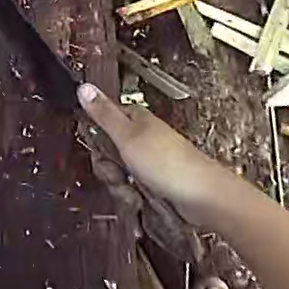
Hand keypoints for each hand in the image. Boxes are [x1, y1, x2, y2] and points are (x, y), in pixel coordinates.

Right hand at [77, 83, 239, 224]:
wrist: (205, 198)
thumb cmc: (168, 163)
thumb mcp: (127, 136)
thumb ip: (102, 113)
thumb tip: (83, 86)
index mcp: (134, 119)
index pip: (100, 122)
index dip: (96, 141)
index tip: (101, 152)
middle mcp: (141, 137)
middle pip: (107, 152)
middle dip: (109, 170)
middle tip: (120, 175)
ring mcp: (149, 161)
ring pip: (119, 173)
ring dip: (122, 188)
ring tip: (135, 194)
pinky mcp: (157, 182)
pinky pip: (133, 188)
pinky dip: (134, 197)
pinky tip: (142, 202)